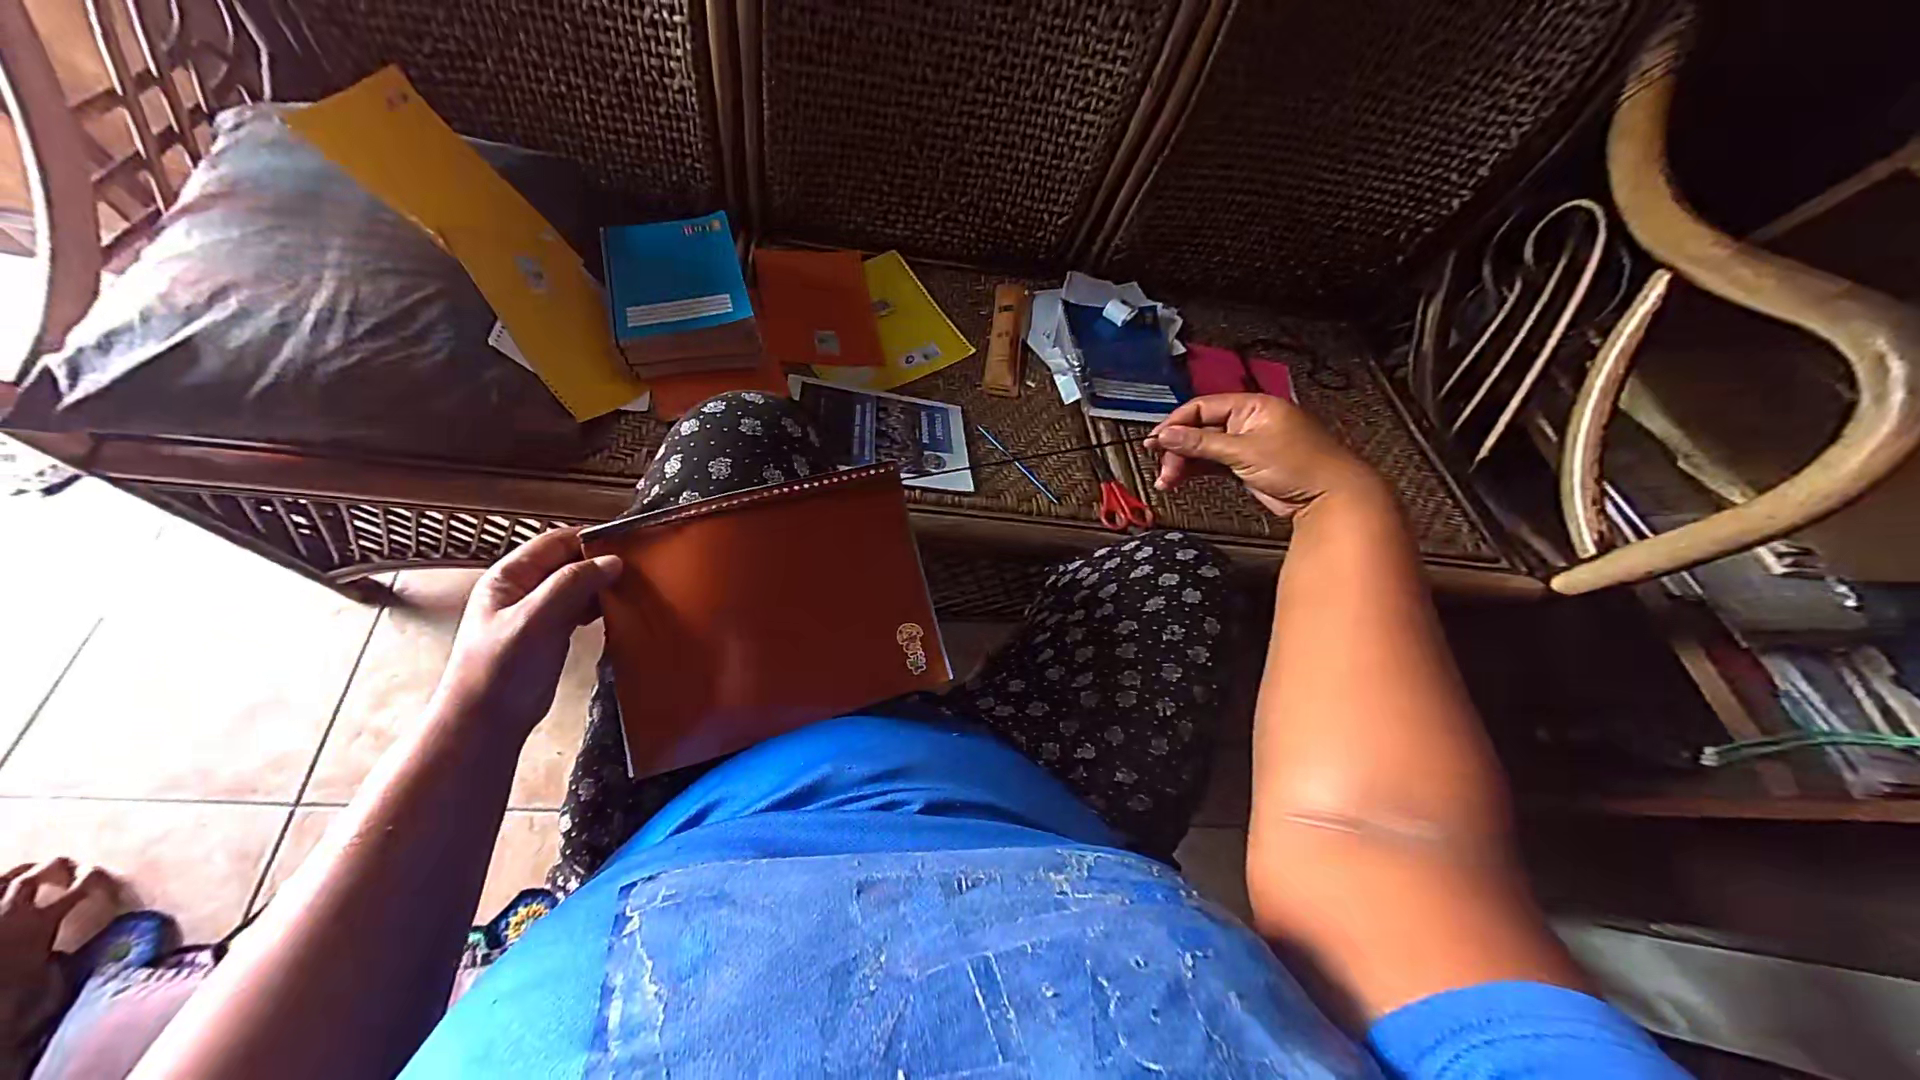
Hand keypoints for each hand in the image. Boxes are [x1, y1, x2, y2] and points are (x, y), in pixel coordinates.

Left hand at [436, 527, 621, 733]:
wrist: (487, 720)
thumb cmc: (499, 670)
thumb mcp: (536, 619)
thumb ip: (571, 585)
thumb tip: (611, 561)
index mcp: (509, 577)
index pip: (555, 541)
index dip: (589, 539)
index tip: (624, 543)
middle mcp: (522, 589)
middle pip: (568, 561)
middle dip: (600, 561)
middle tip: (635, 567)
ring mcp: (537, 611)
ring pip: (577, 584)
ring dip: (602, 584)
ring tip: (629, 587)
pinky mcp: (550, 631)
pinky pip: (580, 607)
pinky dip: (599, 604)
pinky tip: (615, 610)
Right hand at [1144, 393, 1383, 518]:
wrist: (1330, 497)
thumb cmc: (1300, 465)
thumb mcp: (1243, 451)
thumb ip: (1200, 443)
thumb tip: (1166, 434)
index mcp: (1252, 405)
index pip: (1202, 407)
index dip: (1176, 424)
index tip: (1156, 441)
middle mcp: (1248, 421)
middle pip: (1200, 429)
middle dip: (1178, 449)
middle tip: (1163, 467)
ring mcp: (1247, 444)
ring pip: (1204, 448)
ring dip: (1183, 463)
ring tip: (1167, 480)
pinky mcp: (1246, 465)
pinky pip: (1213, 463)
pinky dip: (1196, 471)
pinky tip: (1179, 480)